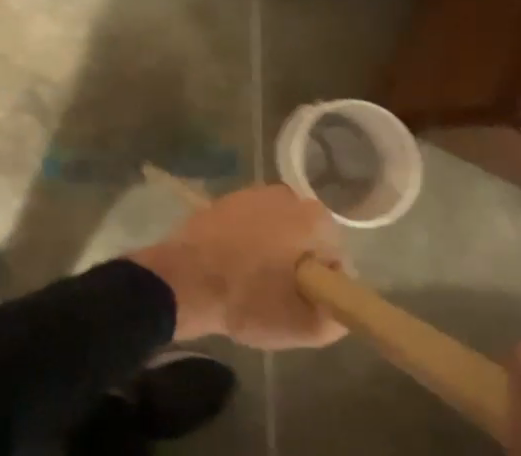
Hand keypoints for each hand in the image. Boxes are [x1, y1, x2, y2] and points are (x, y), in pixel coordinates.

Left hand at [128, 184, 347, 349]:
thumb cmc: (247, 299)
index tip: (305, 302)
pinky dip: (245, 244)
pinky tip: (232, 268)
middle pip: (305, 238)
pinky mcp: (221, 202)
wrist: (182, 280)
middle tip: (280, 295)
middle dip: (298, 263)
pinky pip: (247, 226)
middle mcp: (284, 195)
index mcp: (311, 217)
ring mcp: (248, 194)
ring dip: (271, 252)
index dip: (324, 283)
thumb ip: (335, 319)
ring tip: (253, 284)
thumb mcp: (302, 326)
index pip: (334, 254)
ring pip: (276, 230)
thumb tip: (338, 307)